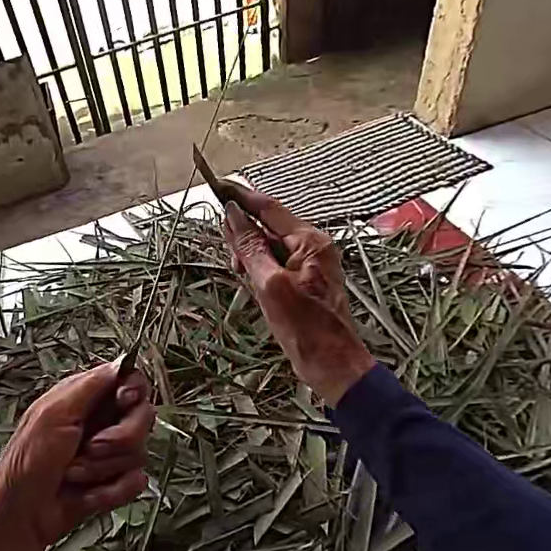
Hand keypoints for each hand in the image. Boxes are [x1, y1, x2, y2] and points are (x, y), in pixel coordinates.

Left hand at [0, 362, 154, 550]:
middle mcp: (99, 422)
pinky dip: (111, 491)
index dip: (133, 390)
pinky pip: (136, 482)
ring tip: (75, 473)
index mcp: (84, 398)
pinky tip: (87, 493)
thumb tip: (119, 364)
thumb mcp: (53, 413)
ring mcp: (108, 454)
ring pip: (139, 452)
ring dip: (104, 468)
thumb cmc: (26, 463)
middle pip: (142, 416)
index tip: (124, 400)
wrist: (22, 515)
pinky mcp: (113, 481)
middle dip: (119, 437)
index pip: (129, 381)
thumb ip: (90, 386)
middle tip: (92, 446)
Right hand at [220, 186, 375, 406]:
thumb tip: (233, 215)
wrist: (333, 365)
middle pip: (268, 226)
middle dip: (243, 234)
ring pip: (269, 246)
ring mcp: (309, 263)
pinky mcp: (304, 280)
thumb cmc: (306, 329)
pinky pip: (275, 263)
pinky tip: (253, 284)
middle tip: (228, 253)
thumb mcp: (270, 286)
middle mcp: (313, 246)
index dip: (241, 196)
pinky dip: (259, 268)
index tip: (217, 185)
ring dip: (249, 255)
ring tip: (241, 276)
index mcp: (310, 242)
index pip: (269, 208)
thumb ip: (251, 248)